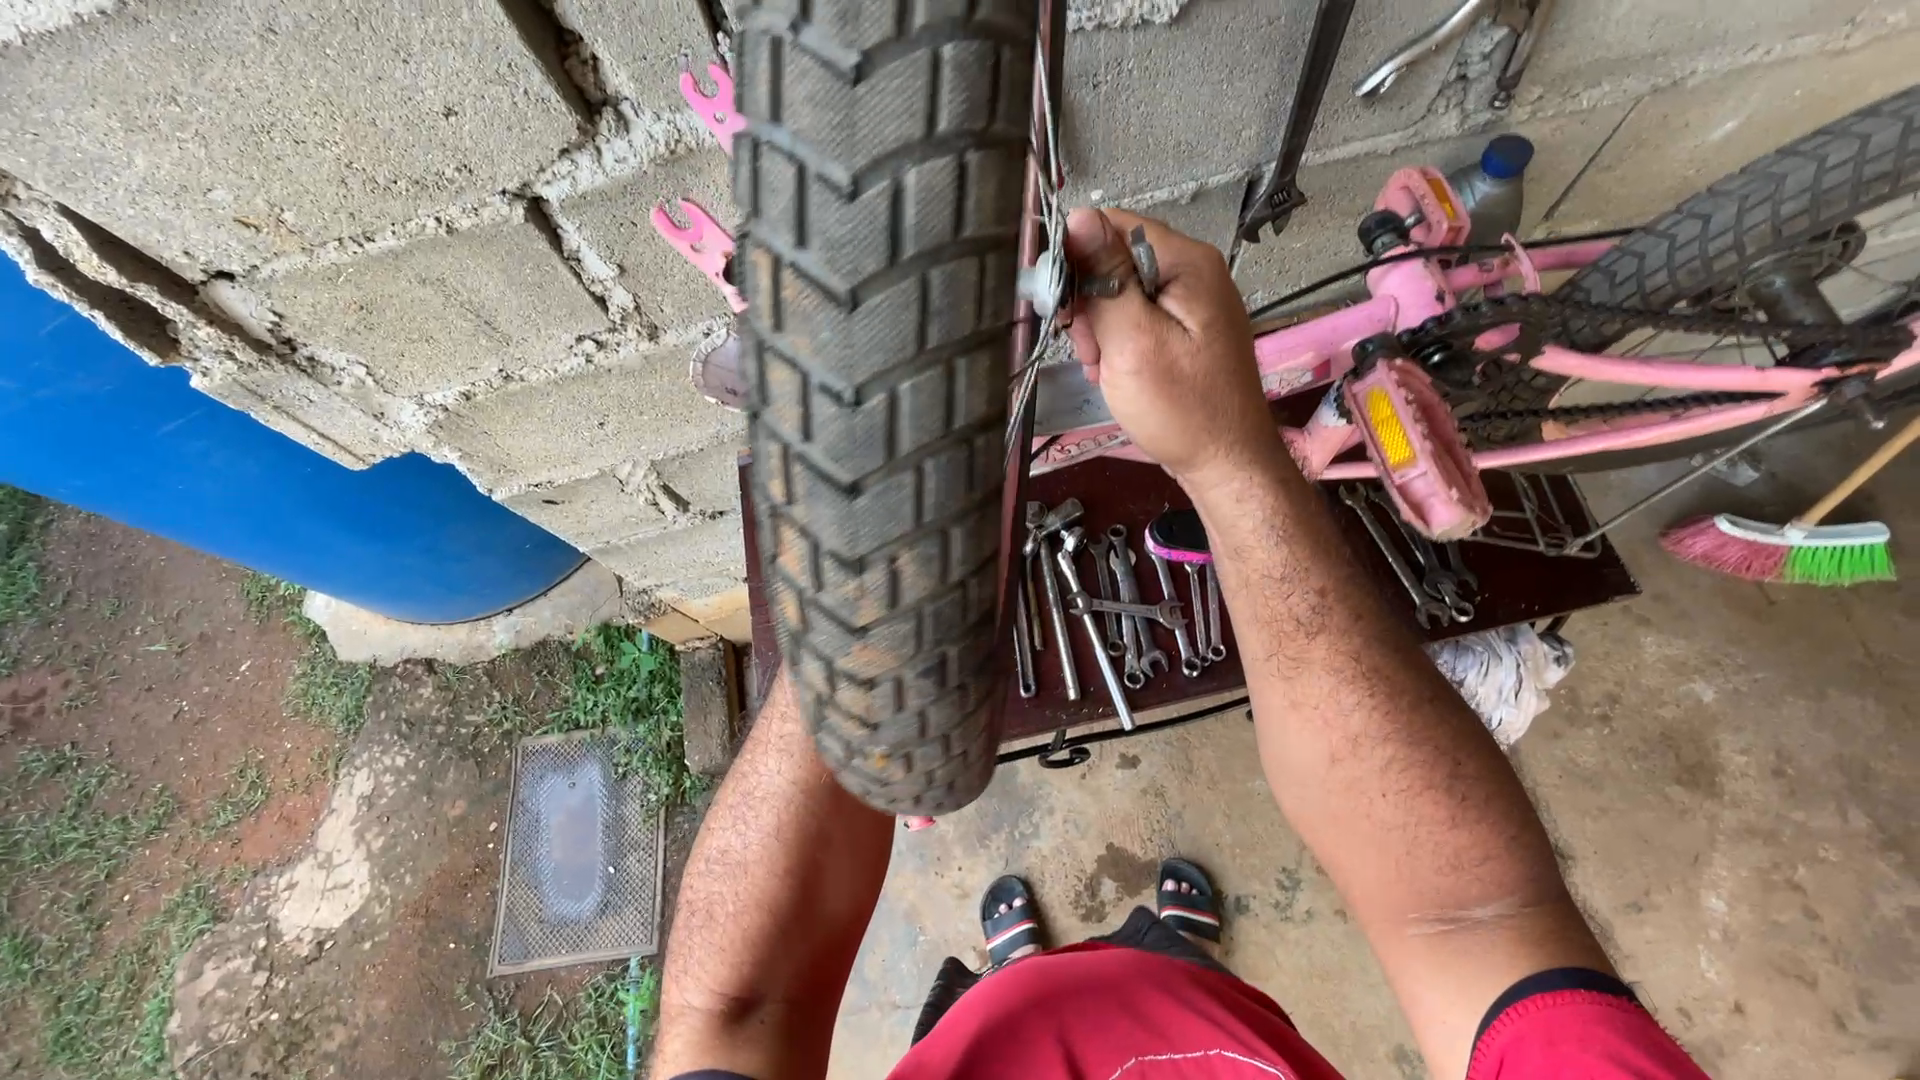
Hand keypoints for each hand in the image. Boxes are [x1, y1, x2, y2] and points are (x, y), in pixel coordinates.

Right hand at [1062, 208, 1279, 489]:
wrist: (1226, 463)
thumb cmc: (1181, 408)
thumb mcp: (1132, 340)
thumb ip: (1105, 277)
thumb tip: (1079, 217)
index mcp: (1186, 261)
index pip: (1112, 225)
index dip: (1077, 259)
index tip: (1064, 307)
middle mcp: (1193, 271)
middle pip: (1116, 259)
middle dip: (1089, 301)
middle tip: (1089, 349)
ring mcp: (1192, 303)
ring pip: (1122, 292)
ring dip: (1100, 327)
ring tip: (1103, 367)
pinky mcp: (1186, 330)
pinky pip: (1138, 318)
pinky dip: (1118, 342)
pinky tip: (1116, 371)